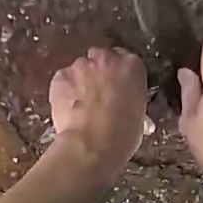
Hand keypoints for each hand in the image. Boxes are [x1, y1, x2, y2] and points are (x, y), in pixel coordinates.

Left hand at [47, 46, 148, 185]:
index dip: (121, 75)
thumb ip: (134, 107)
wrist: (92, 145)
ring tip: (81, 104)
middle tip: (100, 94)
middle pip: (101, 57)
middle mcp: (107, 59)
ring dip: (82, 81)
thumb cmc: (123, 135)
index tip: (119, 87)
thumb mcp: (139, 120)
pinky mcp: (60, 76)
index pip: (127, 60)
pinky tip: (69, 108)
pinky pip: (63, 79)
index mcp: (132, 67)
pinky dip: (65, 90)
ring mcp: (81, 66)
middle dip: (100, 72)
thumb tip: (141, 120)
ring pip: (81, 68)